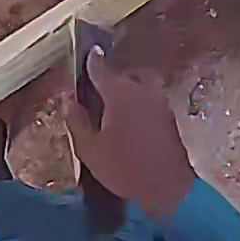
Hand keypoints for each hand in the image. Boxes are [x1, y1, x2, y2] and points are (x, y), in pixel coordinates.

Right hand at [65, 49, 196, 219]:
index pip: (101, 68)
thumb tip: (68, 101)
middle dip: (113, 77)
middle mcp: (142, 88)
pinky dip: (141, 101)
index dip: (92, 60)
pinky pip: (151, 98)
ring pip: (142, 84)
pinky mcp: (171, 114)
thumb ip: (77, 121)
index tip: (87, 52)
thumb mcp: (90, 150)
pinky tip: (132, 118)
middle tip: (99, 90)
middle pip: (125, 73)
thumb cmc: (125, 168)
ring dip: (129, 88)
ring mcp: (160, 100)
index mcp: (120, 92)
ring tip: (116, 105)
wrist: (170, 188)